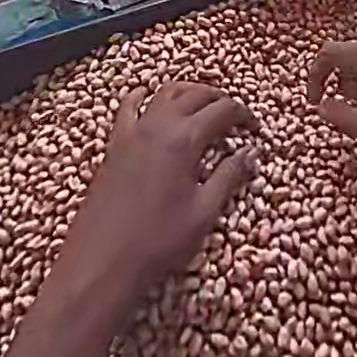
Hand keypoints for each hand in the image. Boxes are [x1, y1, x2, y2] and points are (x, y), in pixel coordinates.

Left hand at [49, 81, 258, 314]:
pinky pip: (129, 107)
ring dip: (188, 92)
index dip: (243, 114)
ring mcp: (133, 132)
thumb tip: (251, 152)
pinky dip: (145, 97)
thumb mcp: (204, 212)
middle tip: (234, 116)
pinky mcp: (114, 144)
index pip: (223, 110)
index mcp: (185, 139)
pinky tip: (150, 99)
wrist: (101, 263)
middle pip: (196, 94)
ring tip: (203, 104)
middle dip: (220, 99)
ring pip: (165, 93)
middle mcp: (159, 126)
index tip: (254, 128)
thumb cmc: (157, 242)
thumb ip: (229, 176)